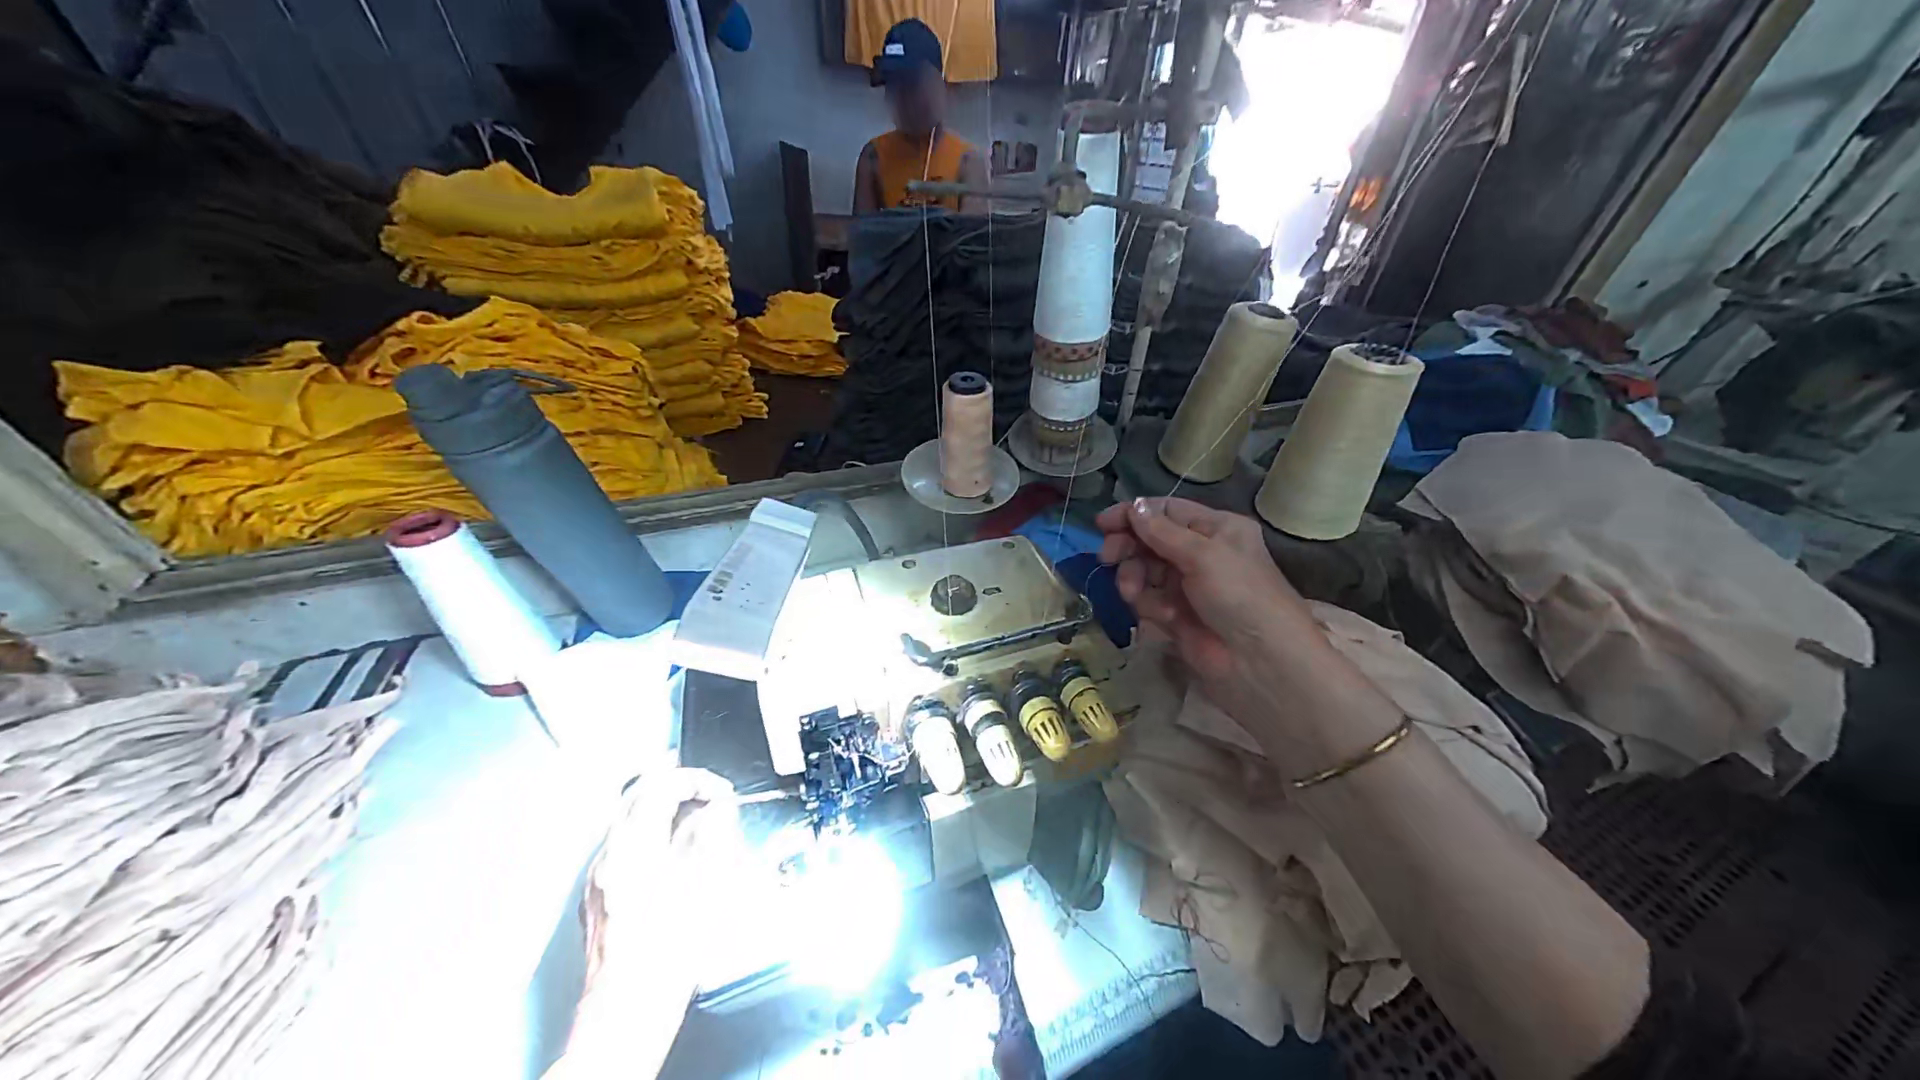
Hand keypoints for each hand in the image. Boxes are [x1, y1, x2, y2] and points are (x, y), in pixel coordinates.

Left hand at [582, 768, 740, 992]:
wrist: (626, 1013)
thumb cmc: (665, 960)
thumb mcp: (706, 887)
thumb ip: (710, 836)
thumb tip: (715, 812)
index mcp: (636, 848)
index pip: (662, 785)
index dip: (698, 779)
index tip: (720, 793)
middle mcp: (610, 857)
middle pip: (636, 793)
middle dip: (675, 783)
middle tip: (705, 790)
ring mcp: (599, 878)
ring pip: (627, 818)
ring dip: (661, 806)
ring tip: (693, 817)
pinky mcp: (598, 897)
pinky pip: (622, 845)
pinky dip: (649, 833)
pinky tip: (671, 851)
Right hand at [1096, 498, 1330, 728]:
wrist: (1259, 662)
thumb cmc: (1239, 595)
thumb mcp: (1203, 554)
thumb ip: (1161, 531)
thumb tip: (1133, 506)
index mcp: (1215, 529)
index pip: (1166, 511)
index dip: (1133, 515)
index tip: (1102, 524)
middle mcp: (1200, 553)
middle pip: (1149, 540)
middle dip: (1128, 548)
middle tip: (1108, 557)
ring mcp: (1187, 586)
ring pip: (1143, 571)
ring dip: (1134, 579)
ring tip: (1134, 594)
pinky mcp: (1175, 615)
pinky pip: (1148, 600)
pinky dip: (1150, 605)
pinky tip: (1164, 617)